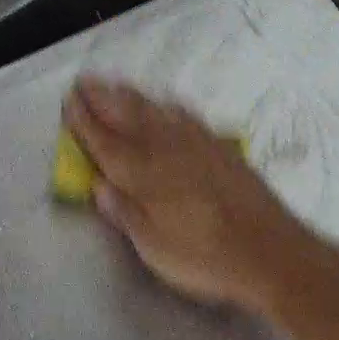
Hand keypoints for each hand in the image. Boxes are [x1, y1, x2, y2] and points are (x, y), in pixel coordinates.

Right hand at [64, 77, 318, 313]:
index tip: (69, 101)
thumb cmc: (204, 258)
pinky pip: (187, 117)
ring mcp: (199, 146)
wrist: (269, 252)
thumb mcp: (152, 247)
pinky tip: (168, 105)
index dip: (84, 122)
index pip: (105, 143)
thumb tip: (99, 186)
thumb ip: (124, 213)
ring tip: (117, 84)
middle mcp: (168, 151)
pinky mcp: (223, 150)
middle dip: (105, 98)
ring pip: (158, 111)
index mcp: (143, 176)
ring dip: (134, 96)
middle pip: (129, 117)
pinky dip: (169, 106)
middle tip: (86, 81)